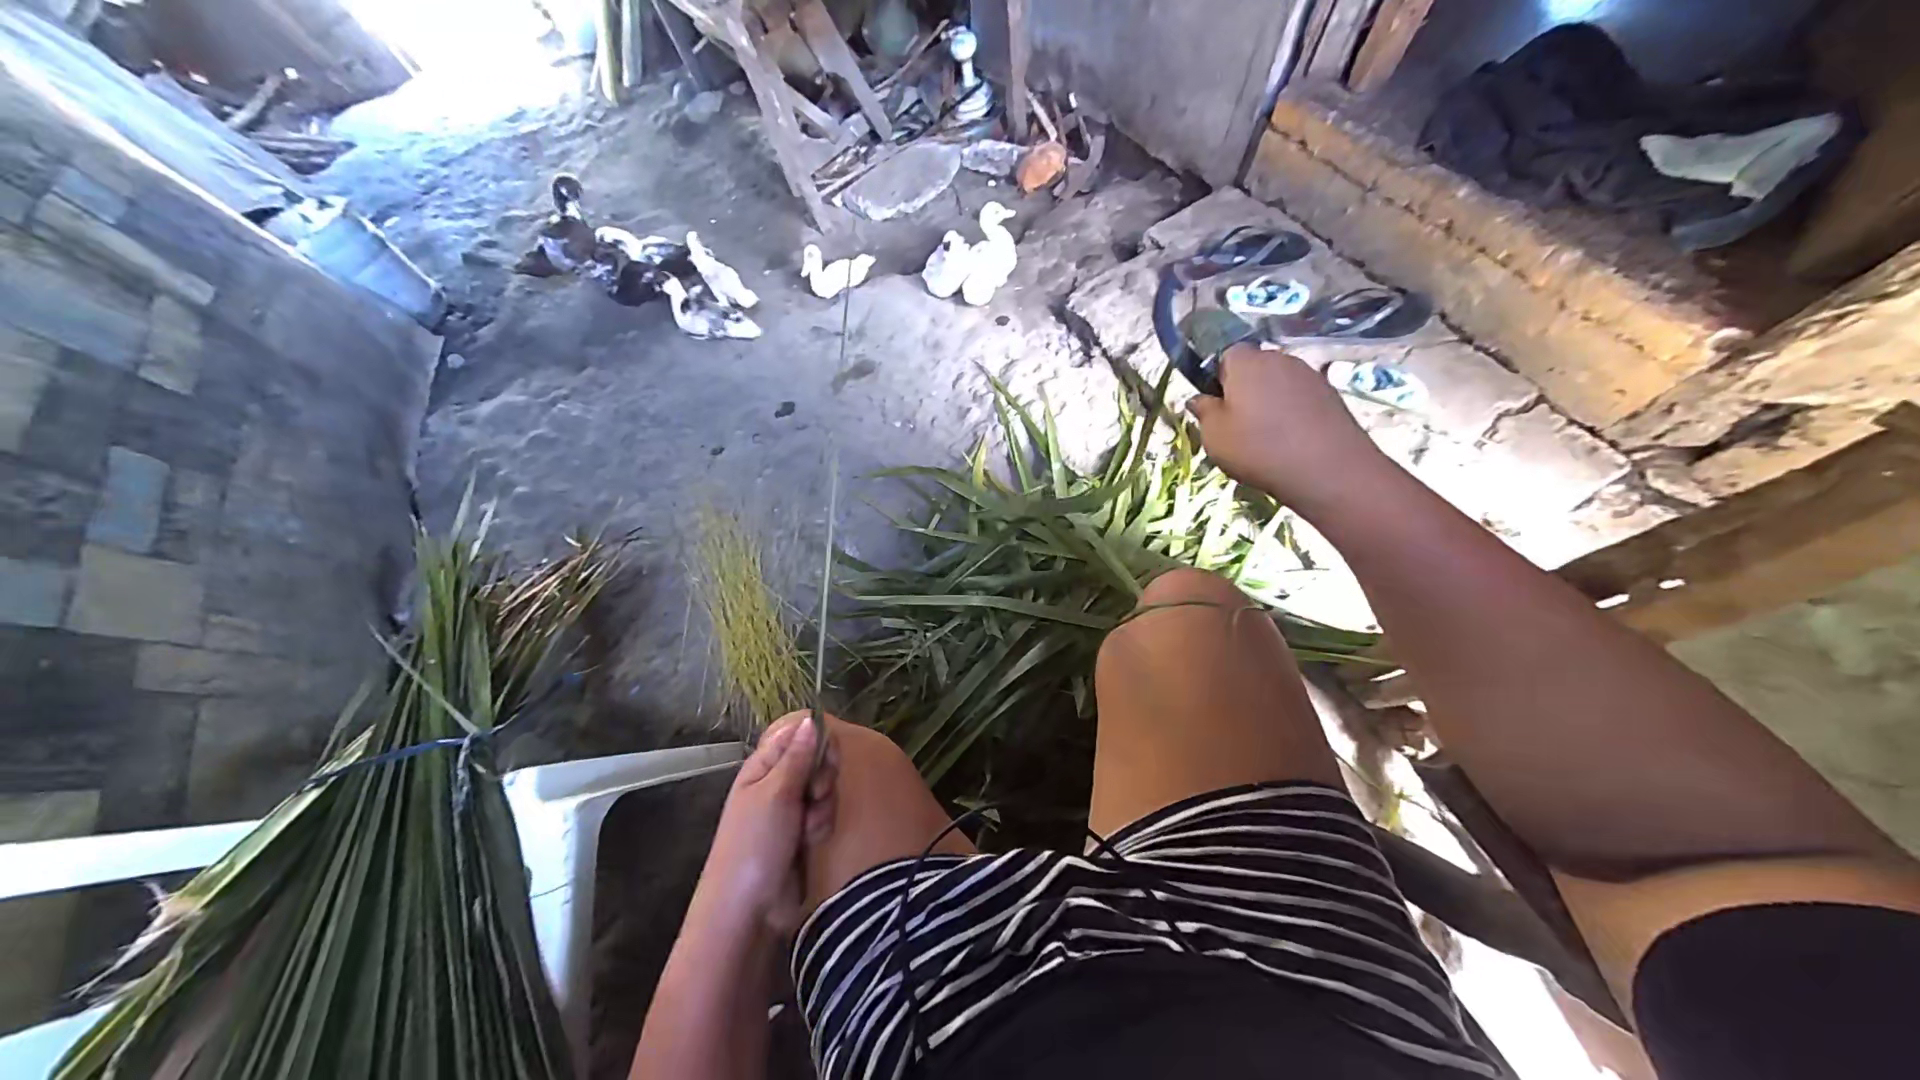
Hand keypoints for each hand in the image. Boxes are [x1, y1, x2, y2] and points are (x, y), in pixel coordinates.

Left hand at [691, 713, 838, 936]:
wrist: (748, 910)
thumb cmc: (755, 845)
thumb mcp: (777, 794)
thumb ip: (798, 756)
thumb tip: (810, 718)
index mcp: (763, 767)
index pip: (798, 734)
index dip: (817, 741)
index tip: (825, 758)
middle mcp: (777, 783)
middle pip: (817, 760)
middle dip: (823, 778)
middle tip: (815, 795)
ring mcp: (791, 809)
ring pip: (824, 789)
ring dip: (822, 807)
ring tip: (807, 830)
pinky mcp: (803, 832)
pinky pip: (825, 814)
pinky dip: (822, 826)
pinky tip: (811, 842)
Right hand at [1187, 343, 1391, 512]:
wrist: (1327, 468)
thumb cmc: (1258, 447)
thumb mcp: (1214, 435)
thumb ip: (1204, 411)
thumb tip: (1199, 398)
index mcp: (1246, 362)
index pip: (1226, 355)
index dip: (1218, 380)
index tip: (1217, 408)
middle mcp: (1280, 359)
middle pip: (1255, 368)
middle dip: (1245, 390)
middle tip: (1238, 426)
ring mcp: (1310, 375)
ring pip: (1279, 384)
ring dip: (1270, 403)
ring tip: (1267, 437)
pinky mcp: (1331, 394)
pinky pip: (1300, 399)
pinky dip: (1293, 413)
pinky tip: (1291, 441)